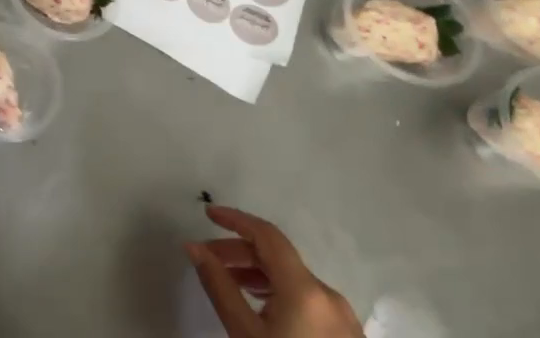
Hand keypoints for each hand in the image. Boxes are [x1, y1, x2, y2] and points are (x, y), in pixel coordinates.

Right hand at [187, 205, 361, 337]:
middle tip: (207, 258)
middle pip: (278, 256)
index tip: (206, 213)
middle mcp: (328, 294)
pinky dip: (277, 290)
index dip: (235, 218)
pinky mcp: (347, 334)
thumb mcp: (243, 331)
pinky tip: (260, 308)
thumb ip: (218, 284)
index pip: (267, 235)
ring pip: (293, 278)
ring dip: (257, 272)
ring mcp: (342, 316)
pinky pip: (307, 298)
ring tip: (228, 283)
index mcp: (305, 288)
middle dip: (239, 251)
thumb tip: (193, 247)